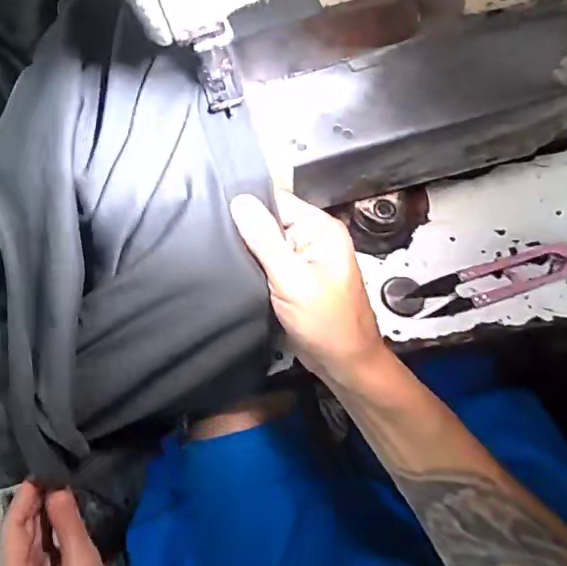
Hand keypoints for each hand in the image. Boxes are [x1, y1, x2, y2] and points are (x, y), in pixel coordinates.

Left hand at [0, 481, 125, 565]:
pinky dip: (47, 536)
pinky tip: (60, 516)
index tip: (42, 472)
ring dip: (42, 518)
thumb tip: (57, 488)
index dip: (25, 498)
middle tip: (54, 475)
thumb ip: (69, 526)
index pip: (12, 530)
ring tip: (59, 489)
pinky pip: (35, 556)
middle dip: (35, 505)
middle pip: (17, 536)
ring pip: (26, 544)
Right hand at [230, 192, 391, 389]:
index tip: (220, 216)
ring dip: (249, 250)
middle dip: (246, 231)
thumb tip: (240, 201)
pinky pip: (268, 259)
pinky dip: (254, 266)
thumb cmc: (328, 325)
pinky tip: (243, 273)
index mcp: (321, 229)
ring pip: (265, 240)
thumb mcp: (291, 279)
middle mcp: (314, 237)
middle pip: (268, 218)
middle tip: (222, 244)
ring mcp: (304, 257)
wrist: (345, 366)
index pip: (275, 200)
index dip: (247, 206)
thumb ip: (264, 239)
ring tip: (231, 259)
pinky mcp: (295, 275)